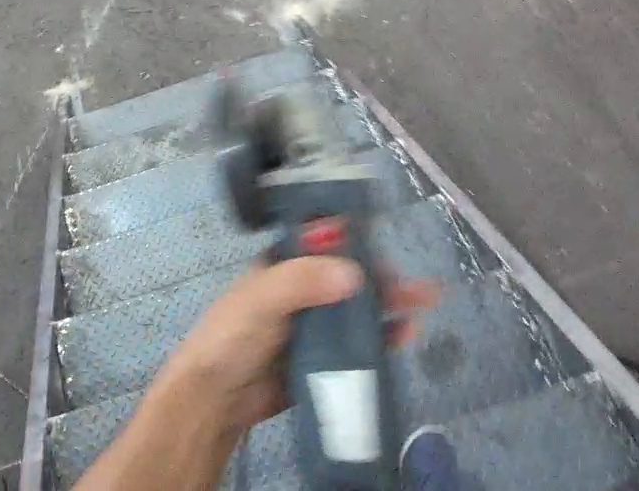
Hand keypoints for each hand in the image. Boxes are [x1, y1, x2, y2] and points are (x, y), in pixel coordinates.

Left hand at [160, 255, 439, 435]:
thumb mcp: (263, 297)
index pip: (323, 243)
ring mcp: (313, 327)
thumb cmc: (233, 334)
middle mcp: (301, 291)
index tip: (383, 244)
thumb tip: (354, 274)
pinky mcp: (323, 360)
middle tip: (416, 286)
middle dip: (382, 276)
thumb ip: (302, 281)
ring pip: (358, 310)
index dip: (355, 240)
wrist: (216, 398)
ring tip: (422, 304)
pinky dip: (382, 338)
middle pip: (348, 277)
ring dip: (389, 304)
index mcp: (283, 265)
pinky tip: (404, 334)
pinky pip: (357, 345)